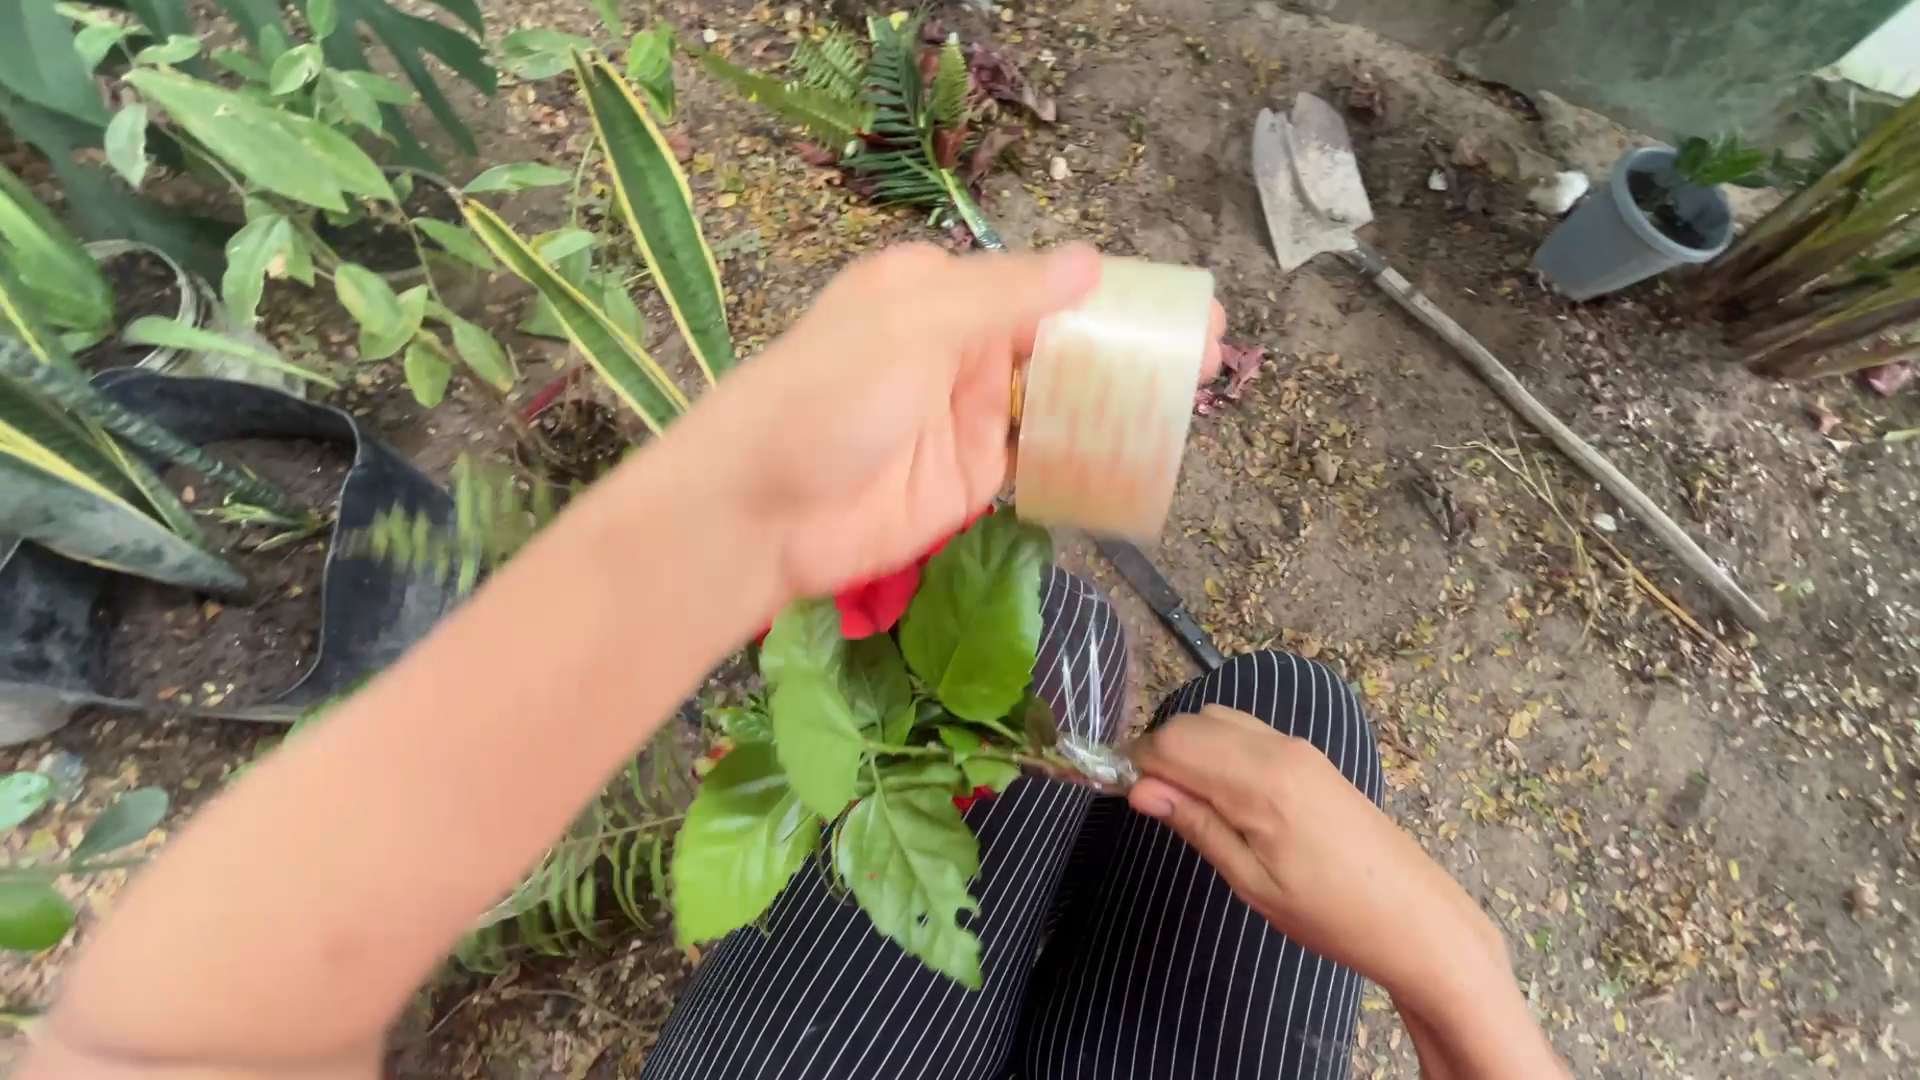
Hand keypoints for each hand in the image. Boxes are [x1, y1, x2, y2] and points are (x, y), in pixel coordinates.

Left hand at [667, 243, 1225, 599]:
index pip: (1042, 285)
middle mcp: (959, 351)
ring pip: (1057, 401)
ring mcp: (968, 418)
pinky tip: (1134, 454)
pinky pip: (1038, 460)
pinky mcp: (971, 479)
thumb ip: (1004, 299)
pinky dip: (1082, 456)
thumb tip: (1090, 265)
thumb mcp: (914, 327)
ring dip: (1116, 401)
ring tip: (1188, 403)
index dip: (1113, 293)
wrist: (765, 513)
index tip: (1179, 306)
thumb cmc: (827, 398)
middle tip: (1205, 358)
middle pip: (1061, 342)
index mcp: (940, 295)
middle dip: (1129, 346)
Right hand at [1126, 705, 1507, 1014]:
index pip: (1172, 741)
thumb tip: (1138, 789)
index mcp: (1260, 780)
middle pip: (1190, 723)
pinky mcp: (1308, 755)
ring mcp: (1296, 746)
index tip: (1131, 798)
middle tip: (1161, 806)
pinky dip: (1218, 747)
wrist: (1422, 922)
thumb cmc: (1330, 915)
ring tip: (1193, 803)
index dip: (1139, 764)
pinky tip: (1227, 792)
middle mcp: (1276, 746)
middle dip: (1161, 754)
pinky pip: (1245, 730)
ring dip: (1189, 748)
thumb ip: (1194, 823)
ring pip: (1216, 719)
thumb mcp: (1251, 882)